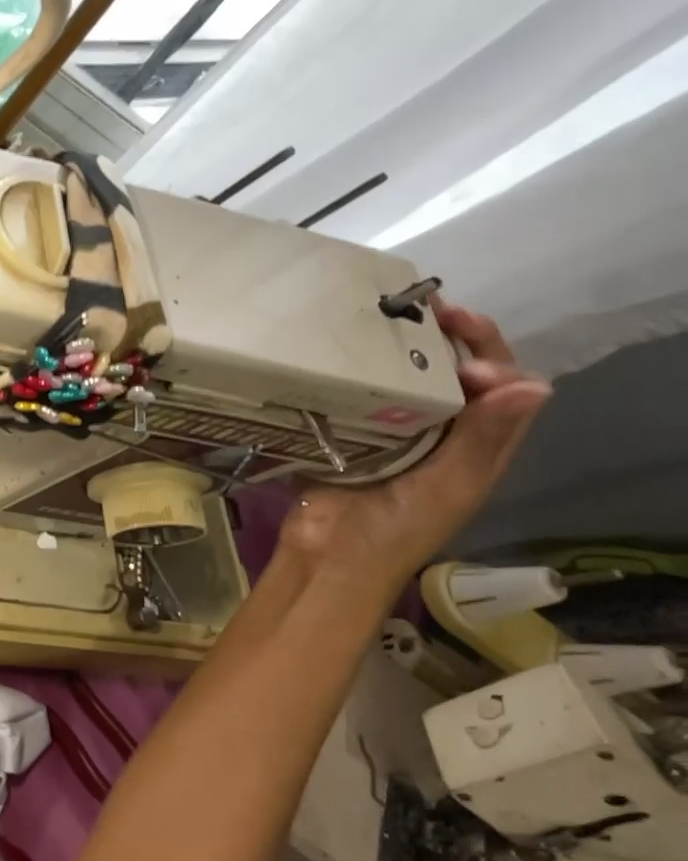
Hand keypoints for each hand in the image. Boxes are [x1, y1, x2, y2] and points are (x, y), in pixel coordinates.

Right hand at [281, 304, 550, 581]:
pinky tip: (339, 354)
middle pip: (453, 372)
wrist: (329, 553)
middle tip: (424, 308)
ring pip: (405, 377)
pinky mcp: (342, 430)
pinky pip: (356, 393)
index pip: (501, 385)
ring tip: (379, 319)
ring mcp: (387, 428)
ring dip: (400, 348)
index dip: (488, 355)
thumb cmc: (399, 526)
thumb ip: (484, 438)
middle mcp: (438, 430)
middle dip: (448, 338)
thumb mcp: (451, 484)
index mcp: (477, 443)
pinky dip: (354, 370)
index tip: (456, 341)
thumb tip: (531, 386)